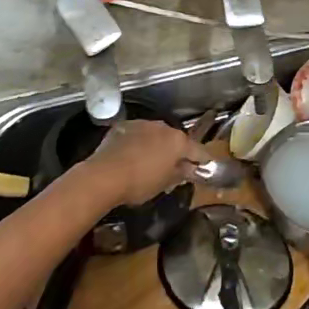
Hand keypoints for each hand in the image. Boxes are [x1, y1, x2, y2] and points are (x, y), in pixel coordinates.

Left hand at [84, 120, 209, 205]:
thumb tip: (188, 169)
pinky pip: (137, 134)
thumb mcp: (164, 184)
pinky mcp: (124, 125)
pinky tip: (131, 155)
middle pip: (176, 140)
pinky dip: (138, 143)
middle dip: (176, 151)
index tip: (204, 166)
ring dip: (156, 145)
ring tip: (150, 161)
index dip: (202, 160)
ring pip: (155, 135)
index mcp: (178, 141)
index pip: (198, 150)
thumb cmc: (140, 182)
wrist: (104, 175)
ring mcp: (143, 124)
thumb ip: (180, 173)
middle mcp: (163, 127)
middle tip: (173, 167)